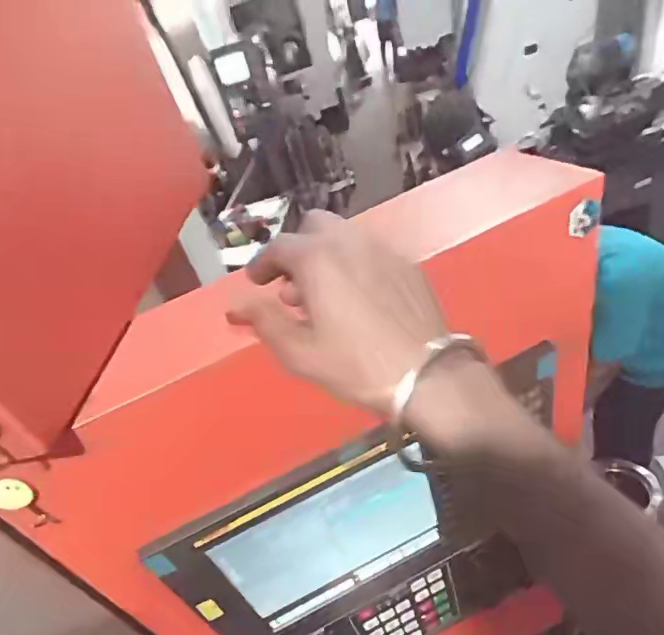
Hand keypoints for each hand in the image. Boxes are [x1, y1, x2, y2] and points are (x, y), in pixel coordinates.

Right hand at [227, 210, 451, 414]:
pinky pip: (375, 257)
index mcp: (318, 259)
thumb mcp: (301, 354)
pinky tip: (361, 302)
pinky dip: (358, 269)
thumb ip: (265, 323)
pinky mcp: (410, 269)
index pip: (279, 247)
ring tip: (327, 299)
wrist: (426, 376)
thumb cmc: (357, 368)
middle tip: (294, 288)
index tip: (257, 283)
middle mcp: (351, 243)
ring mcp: (386, 252)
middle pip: (315, 228)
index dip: (262, 265)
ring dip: (328, 259)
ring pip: (347, 240)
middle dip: (298, 252)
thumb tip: (237, 306)